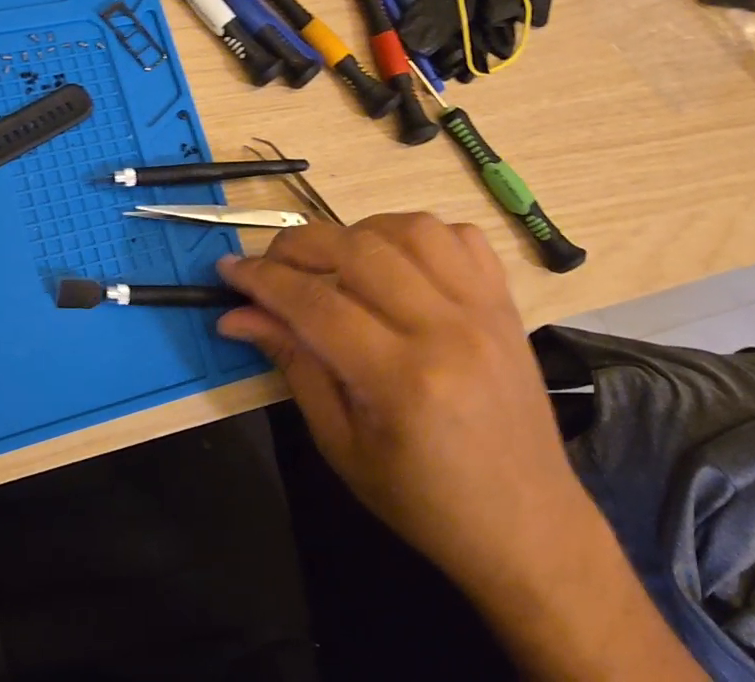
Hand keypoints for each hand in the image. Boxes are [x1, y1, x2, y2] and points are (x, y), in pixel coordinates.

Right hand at [217, 214, 705, 680]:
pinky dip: (415, 235)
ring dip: (356, 232)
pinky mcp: (506, 305)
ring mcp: (485, 311)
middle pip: (357, 249)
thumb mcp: (341, 444)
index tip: (228, 271)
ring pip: (408, 229)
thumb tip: (237, 316)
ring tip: (331, 261)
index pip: (315, 302)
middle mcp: (447, 330)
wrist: (527, 526)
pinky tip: (393, 262)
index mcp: (402, 379)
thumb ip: (293, 365)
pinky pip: (459, 238)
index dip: (262, 280)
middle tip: (268, 265)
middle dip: (297, 246)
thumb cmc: (423, 500)